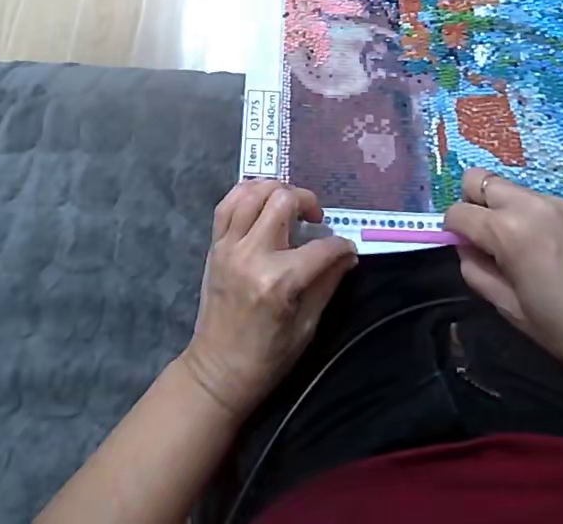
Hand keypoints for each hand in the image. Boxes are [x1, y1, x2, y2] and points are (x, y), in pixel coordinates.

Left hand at [179, 181, 358, 417]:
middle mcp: (252, 255)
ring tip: (289, 204)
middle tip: (315, 218)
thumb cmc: (267, 357)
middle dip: (308, 201)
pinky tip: (261, 199)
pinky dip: (246, 193)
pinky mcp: (214, 245)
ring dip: (276, 190)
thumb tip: (347, 254)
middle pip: (283, 200)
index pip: (321, 247)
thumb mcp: (307, 326)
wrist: (217, 371)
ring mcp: (229, 246)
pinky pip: (227, 204)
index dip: (341, 246)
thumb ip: (327, 282)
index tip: (347, 250)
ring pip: (252, 192)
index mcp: (279, 281)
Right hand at [442, 168, 562, 399]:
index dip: (453, 233)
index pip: (457, 212)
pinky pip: (538, 199)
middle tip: (488, 242)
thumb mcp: (510, 311)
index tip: (466, 253)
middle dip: (473, 205)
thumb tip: (467, 249)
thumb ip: (476, 271)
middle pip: (477, 179)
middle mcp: (531, 205)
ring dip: (502, 209)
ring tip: (523, 249)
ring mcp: (559, 202)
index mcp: (509, 232)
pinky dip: (531, 216)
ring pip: (509, 188)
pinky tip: (553, 251)